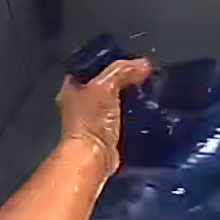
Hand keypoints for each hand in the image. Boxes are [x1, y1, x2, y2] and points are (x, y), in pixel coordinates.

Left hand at [56, 58, 151, 176]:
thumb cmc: (91, 120)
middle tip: (143, 74)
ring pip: (114, 102)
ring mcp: (92, 121)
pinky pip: (122, 119)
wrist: (93, 158)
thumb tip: (144, 64)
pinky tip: (148, 109)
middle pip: (103, 85)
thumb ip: (122, 71)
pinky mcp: (106, 135)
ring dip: (129, 98)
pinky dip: (133, 115)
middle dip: (122, 80)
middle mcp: (78, 104)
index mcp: (70, 88)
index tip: (128, 60)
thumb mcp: (104, 86)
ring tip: (149, 89)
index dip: (107, 61)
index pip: (88, 67)